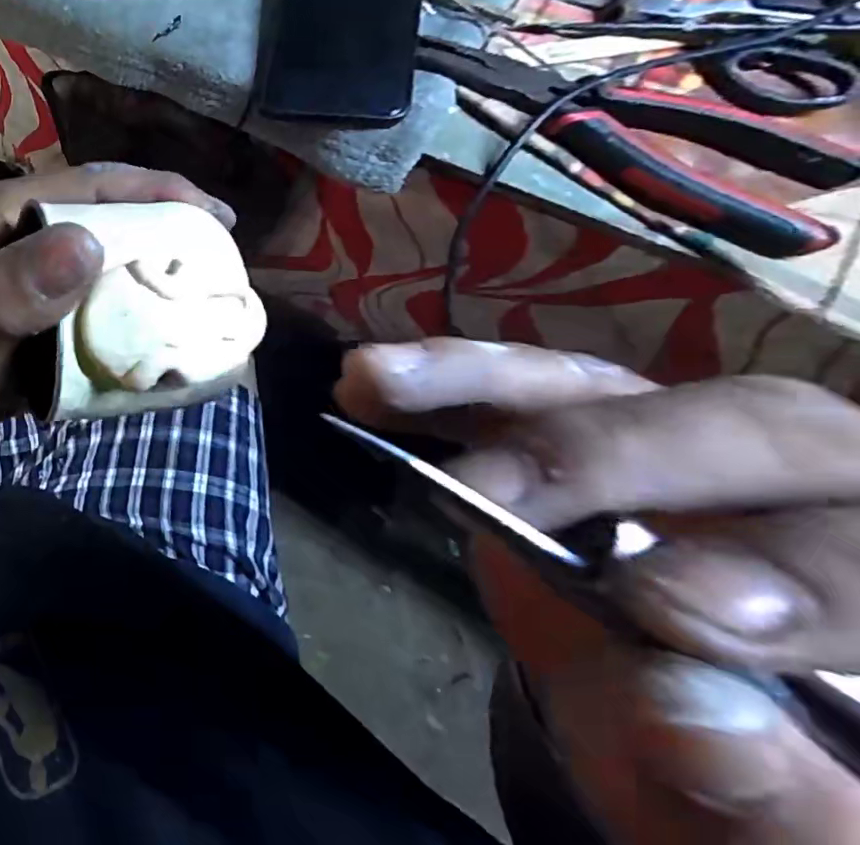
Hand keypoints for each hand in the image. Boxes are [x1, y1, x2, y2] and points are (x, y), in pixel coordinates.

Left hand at [0, 163, 233, 436]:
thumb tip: (90, 243)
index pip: (92, 183)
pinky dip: (132, 289)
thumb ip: (18, 285)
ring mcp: (32, 261)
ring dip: (153, 255)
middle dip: (165, 221)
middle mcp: (22, 225)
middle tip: (218, 248)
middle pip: (108, 209)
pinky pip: (98, 281)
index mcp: (5, 210)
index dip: (157, 190)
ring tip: (202, 275)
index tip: (214, 216)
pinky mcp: (42, 295)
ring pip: (108, 243)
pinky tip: (161, 307)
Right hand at [338, 339, 859, 843]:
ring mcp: (691, 448)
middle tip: (479, 496)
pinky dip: (442, 381)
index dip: (794, 575)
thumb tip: (677, 708)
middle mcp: (828, 494)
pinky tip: (368, 383)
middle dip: (603, 462)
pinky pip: (519, 384)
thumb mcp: (761, 829)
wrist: (682, 735)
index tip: (655, 606)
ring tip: (379, 382)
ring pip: (618, 386)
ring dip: (482, 382)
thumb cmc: (748, 796)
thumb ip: (756, 797)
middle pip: (761, 432)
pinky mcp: (585, 430)